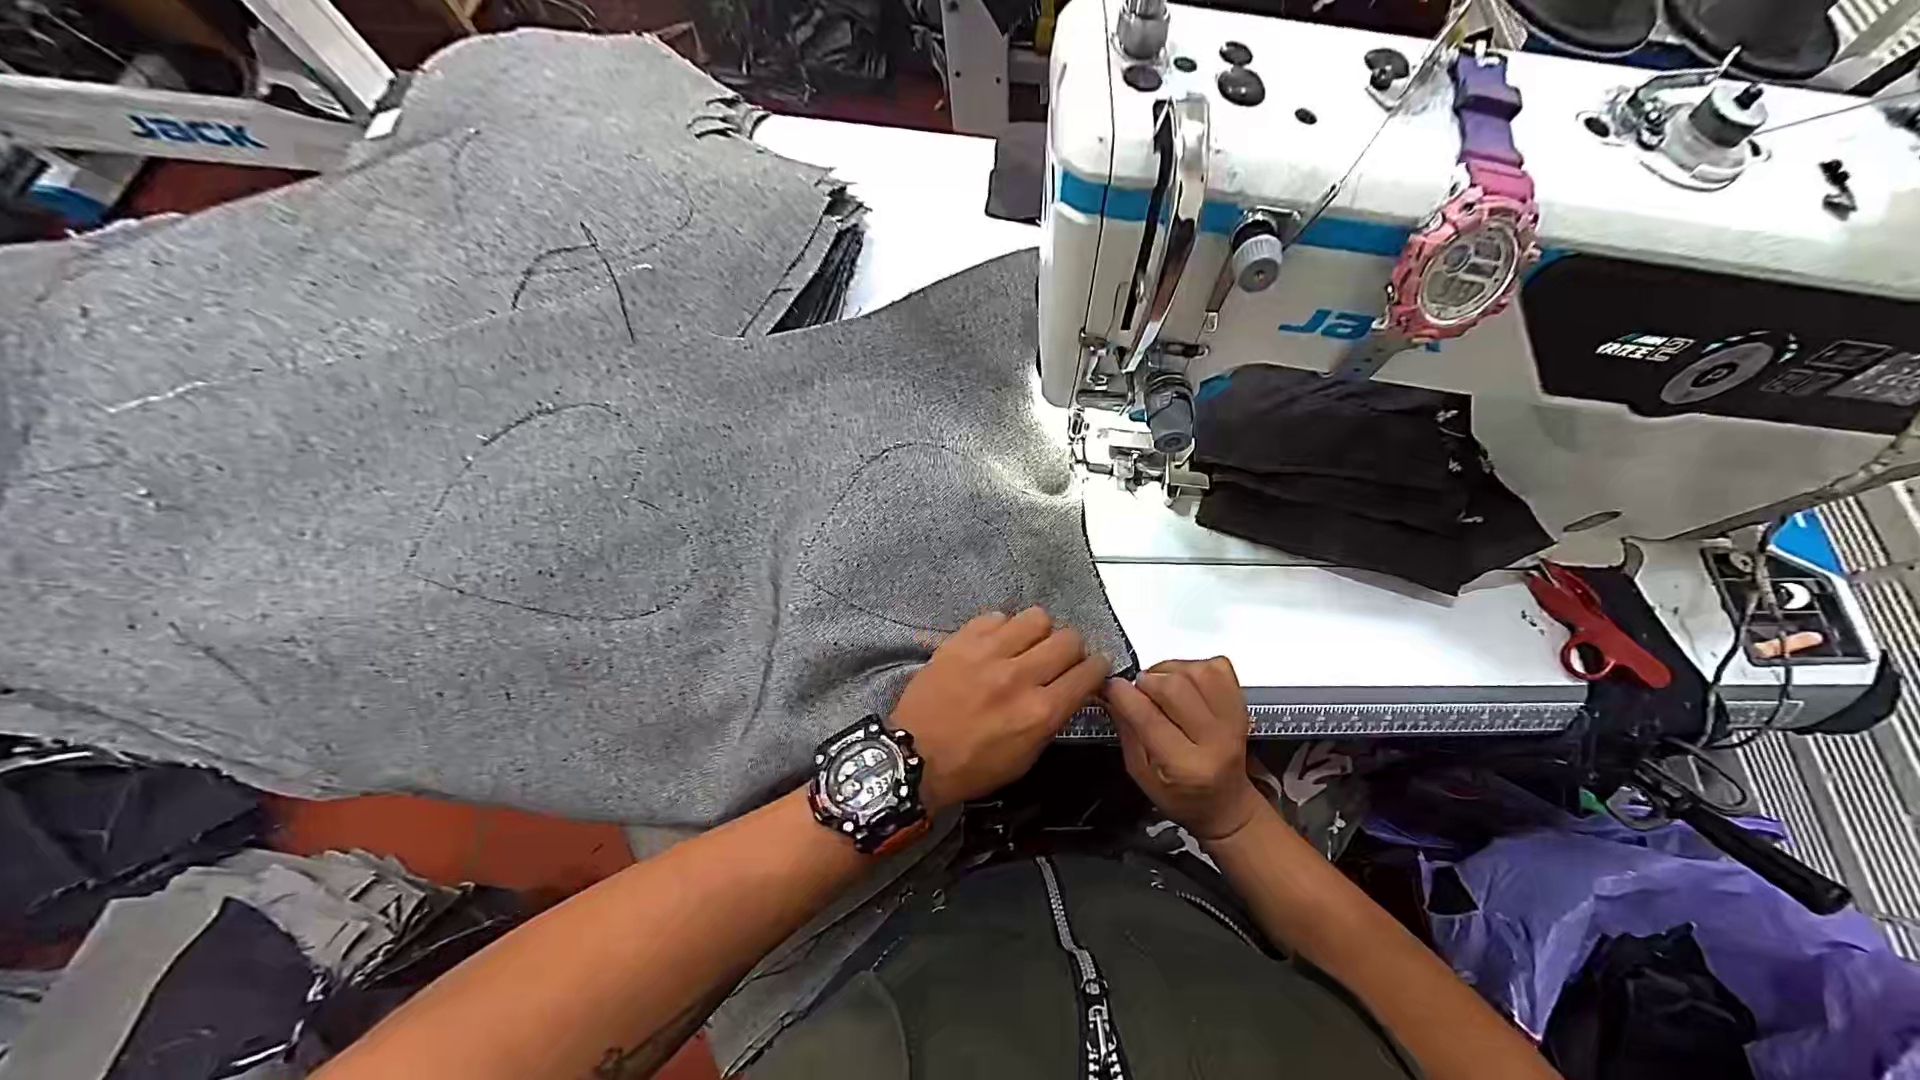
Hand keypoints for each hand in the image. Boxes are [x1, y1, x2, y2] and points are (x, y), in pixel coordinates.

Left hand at [890, 607, 1108, 810]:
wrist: (914, 755)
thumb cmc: (971, 766)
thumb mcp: (1025, 757)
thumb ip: (1052, 719)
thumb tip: (1070, 691)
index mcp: (1040, 711)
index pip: (1088, 673)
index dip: (1097, 667)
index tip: (1093, 667)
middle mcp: (1020, 676)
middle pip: (1068, 639)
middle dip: (1072, 648)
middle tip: (1059, 658)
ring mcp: (989, 653)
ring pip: (1037, 617)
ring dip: (1039, 632)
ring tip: (1026, 645)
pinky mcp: (962, 640)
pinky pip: (997, 616)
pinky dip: (1002, 628)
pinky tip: (995, 644)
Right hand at [1104, 657, 1265, 841]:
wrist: (1227, 805)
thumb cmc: (1181, 796)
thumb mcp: (1140, 774)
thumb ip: (1126, 731)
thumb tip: (1111, 693)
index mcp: (1186, 767)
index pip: (1149, 717)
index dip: (1123, 694)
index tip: (1110, 685)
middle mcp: (1215, 741)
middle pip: (1175, 688)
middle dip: (1146, 681)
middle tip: (1138, 691)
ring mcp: (1233, 721)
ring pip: (1197, 671)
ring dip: (1170, 671)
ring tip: (1161, 686)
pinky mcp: (1241, 706)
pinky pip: (1219, 668)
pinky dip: (1196, 667)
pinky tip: (1185, 682)